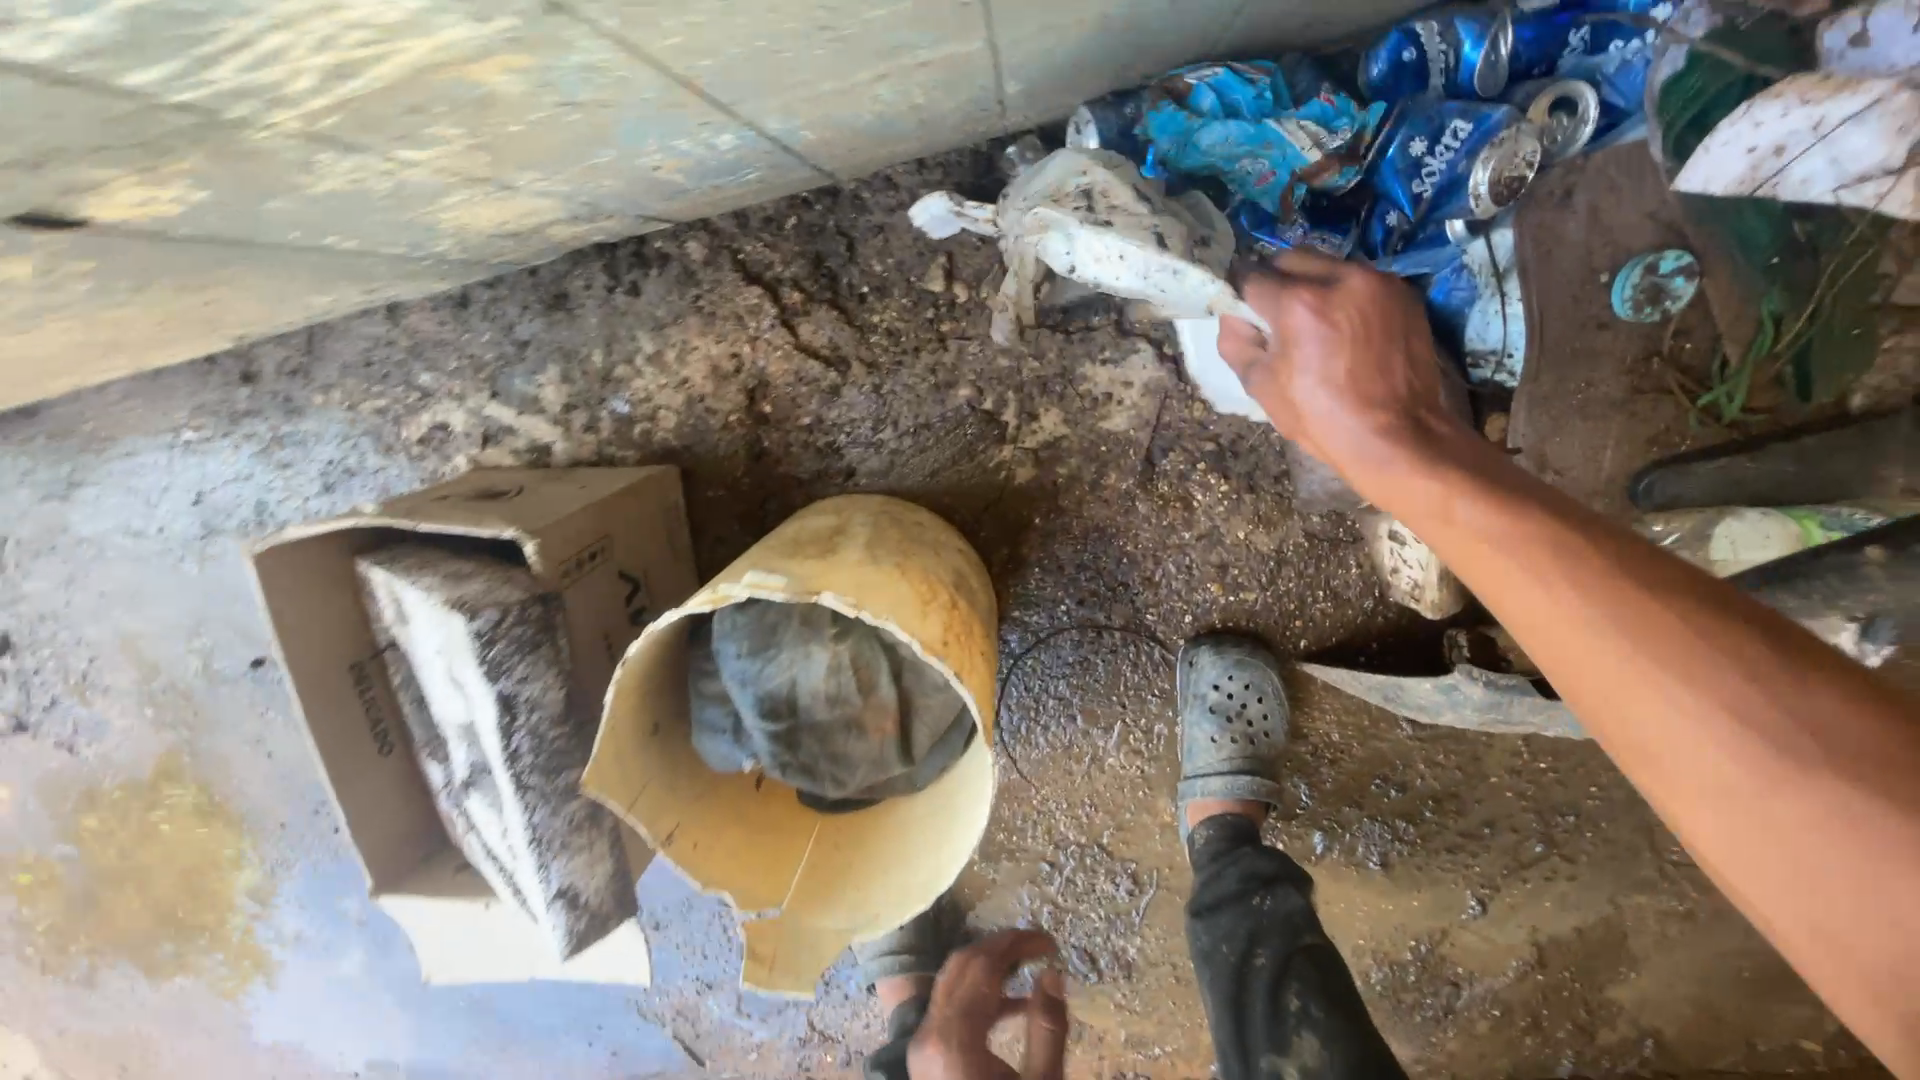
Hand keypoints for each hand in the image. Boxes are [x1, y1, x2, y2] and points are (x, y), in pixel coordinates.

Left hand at [907, 929, 1068, 1079]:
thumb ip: (1048, 1029)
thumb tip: (1053, 974)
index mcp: (954, 1038)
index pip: (982, 965)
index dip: (1016, 943)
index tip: (1050, 941)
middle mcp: (929, 1033)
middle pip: (962, 966)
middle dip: (1001, 948)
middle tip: (1039, 944)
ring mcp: (922, 1046)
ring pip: (952, 983)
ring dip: (989, 969)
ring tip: (1030, 966)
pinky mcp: (926, 1058)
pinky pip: (950, 1009)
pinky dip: (979, 996)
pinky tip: (1016, 1005)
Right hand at [1218, 250, 1474, 500]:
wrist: (1398, 437)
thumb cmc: (1322, 418)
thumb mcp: (1263, 387)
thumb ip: (1238, 344)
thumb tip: (1232, 318)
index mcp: (1298, 304)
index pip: (1251, 275)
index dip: (1240, 294)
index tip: (1241, 310)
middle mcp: (1339, 278)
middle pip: (1290, 258)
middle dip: (1274, 280)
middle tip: (1272, 314)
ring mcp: (1377, 282)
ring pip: (1327, 265)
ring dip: (1311, 284)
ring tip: (1313, 322)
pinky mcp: (1404, 292)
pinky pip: (1360, 280)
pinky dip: (1344, 295)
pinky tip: (1345, 328)